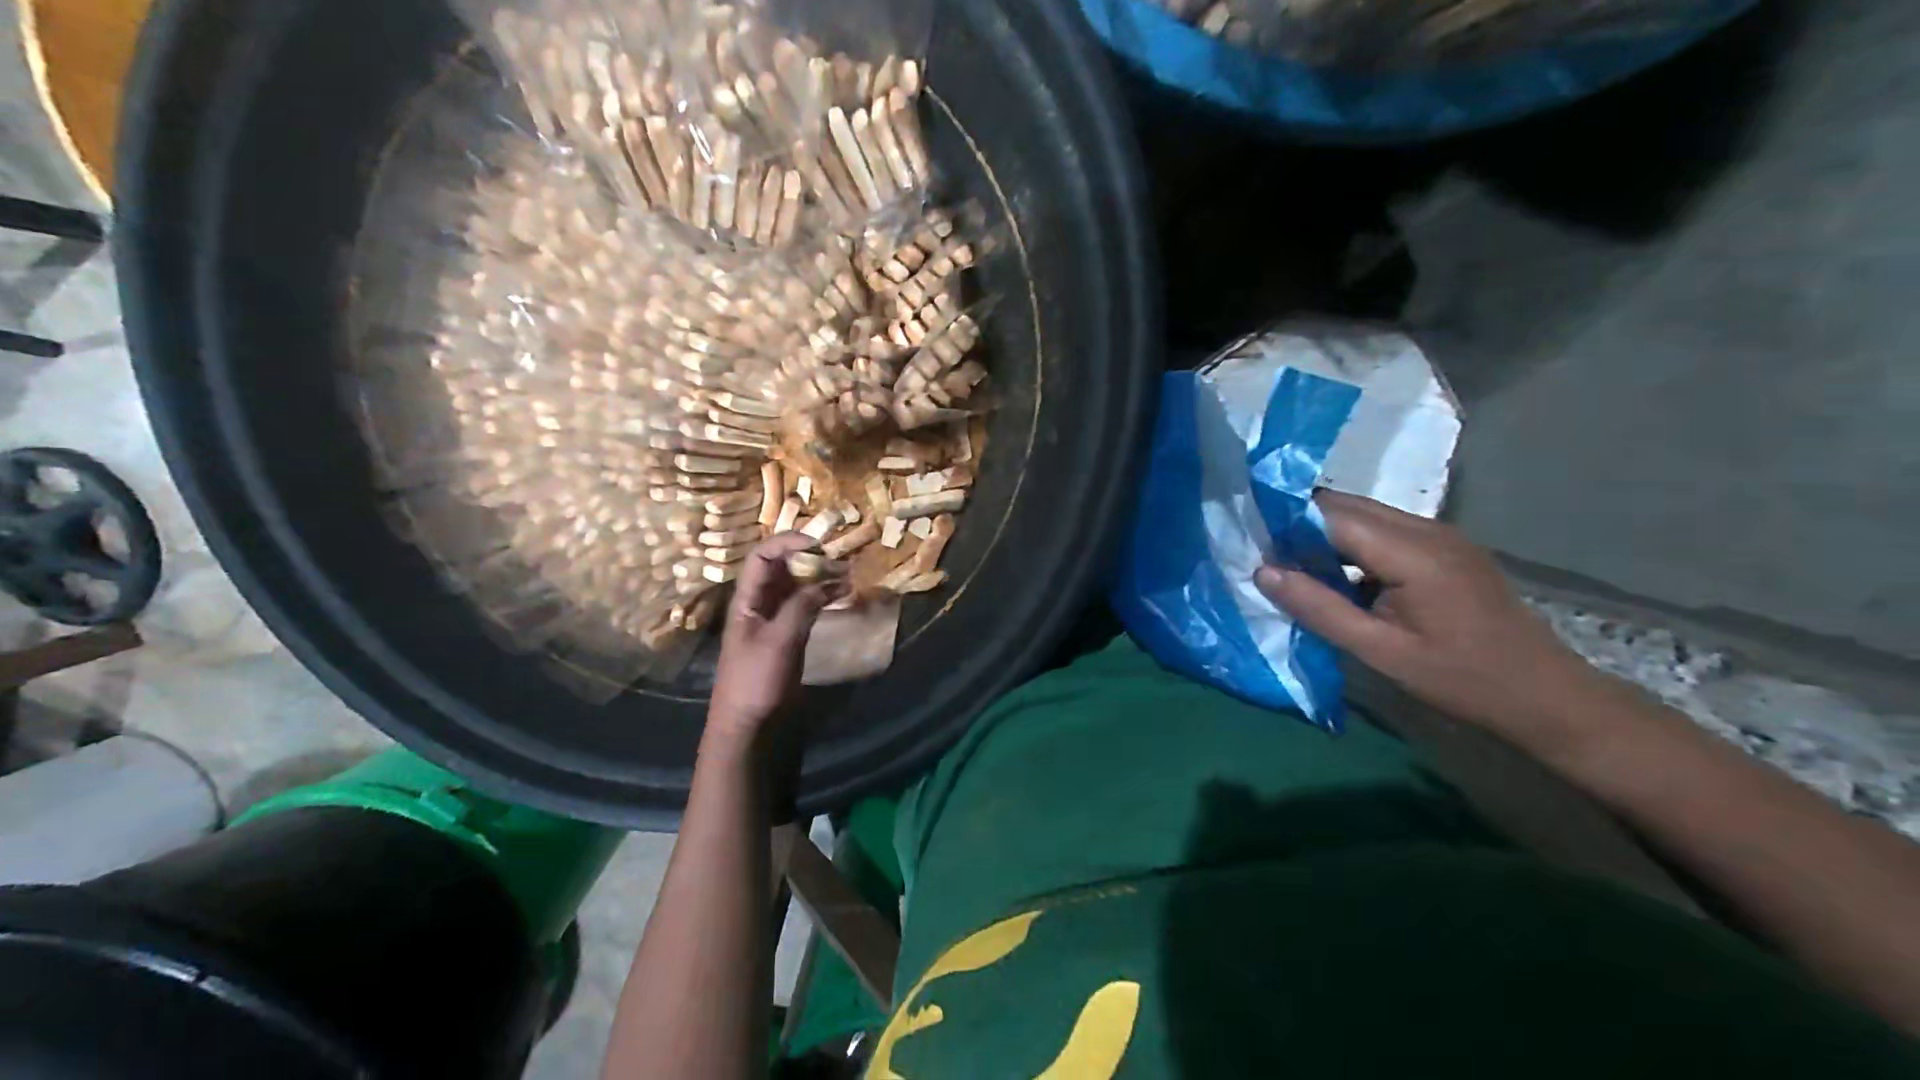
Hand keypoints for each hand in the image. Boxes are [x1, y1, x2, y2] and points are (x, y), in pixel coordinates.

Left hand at [706, 534, 839, 742]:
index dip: (788, 542)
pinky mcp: (789, 634)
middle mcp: (760, 602)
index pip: (762, 556)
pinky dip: (824, 596)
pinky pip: (806, 605)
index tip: (819, 544)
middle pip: (782, 567)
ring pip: (797, 586)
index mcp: (747, 599)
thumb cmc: (755, 680)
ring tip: (848, 575)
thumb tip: (828, 579)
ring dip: (820, 577)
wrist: (748, 724)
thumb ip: (801, 606)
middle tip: (840, 561)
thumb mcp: (779, 640)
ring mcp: (775, 618)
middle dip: (810, 558)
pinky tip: (844, 594)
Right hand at [1255, 490, 1618, 740]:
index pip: (1332, 514)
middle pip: (1347, 506)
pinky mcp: (1447, 548)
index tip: (1250, 540)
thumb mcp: (1380, 651)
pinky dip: (1352, 544)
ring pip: (1365, 515)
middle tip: (1265, 554)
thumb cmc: (1460, 678)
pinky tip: (1339, 576)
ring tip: (1294, 566)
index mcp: (1413, 552)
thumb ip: (1319, 608)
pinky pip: (1385, 531)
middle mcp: (1428, 529)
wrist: (1545, 695)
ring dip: (1325, 534)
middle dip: (1300, 524)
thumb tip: (1262, 571)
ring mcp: (1442, 536)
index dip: (1286, 522)